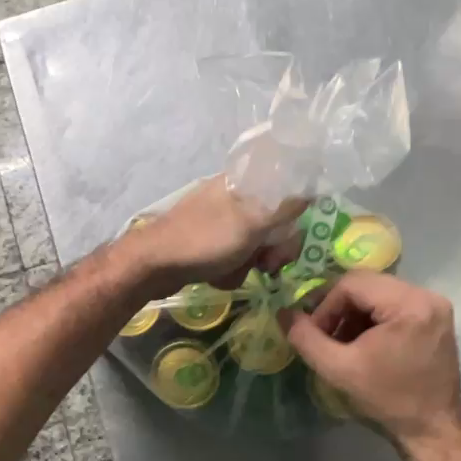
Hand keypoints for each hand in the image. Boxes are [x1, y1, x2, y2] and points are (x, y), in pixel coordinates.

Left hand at [121, 175, 307, 298]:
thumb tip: (308, 190)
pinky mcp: (206, 246)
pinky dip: (230, 270)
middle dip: (272, 249)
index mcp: (241, 184)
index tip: (284, 238)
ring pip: (254, 245)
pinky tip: (219, 277)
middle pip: (272, 223)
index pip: (284, 193)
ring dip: (250, 263)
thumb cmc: (203, 240)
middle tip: (266, 265)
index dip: (290, 220)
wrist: (152, 266)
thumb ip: (282, 207)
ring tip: (235, 271)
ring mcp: (217, 224)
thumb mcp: (250, 222)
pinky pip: (233, 258)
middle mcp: (231, 199)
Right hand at [282, 271, 460, 446]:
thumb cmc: (387, 398)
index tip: (315, 333)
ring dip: (352, 313)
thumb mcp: (338, 369)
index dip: (325, 305)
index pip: (352, 284)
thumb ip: (306, 338)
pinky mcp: (435, 317)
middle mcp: (427, 296)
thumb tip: (283, 313)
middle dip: (338, 308)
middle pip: (366, 284)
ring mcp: (434, 306)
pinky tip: (362, 343)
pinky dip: (370, 318)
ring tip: (342, 342)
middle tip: (325, 335)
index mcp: (410, 304)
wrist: (432, 428)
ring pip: (377, 292)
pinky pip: (392, 303)